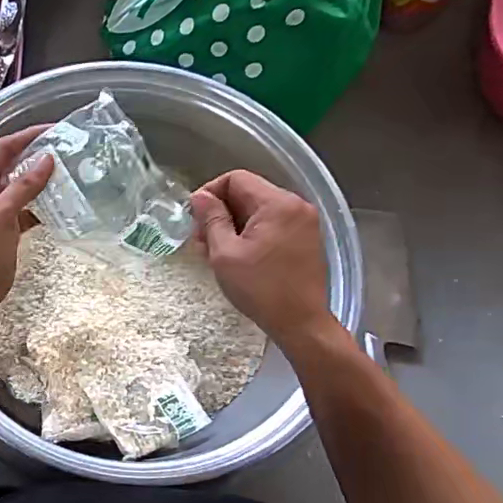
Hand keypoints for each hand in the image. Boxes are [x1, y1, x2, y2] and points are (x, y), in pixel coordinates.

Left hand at [0, 124, 53, 321]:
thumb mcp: (1, 216)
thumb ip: (23, 187)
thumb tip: (47, 159)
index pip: (2, 150)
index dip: (25, 136)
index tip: (53, 129)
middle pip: (13, 165)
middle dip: (37, 155)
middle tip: (67, 147)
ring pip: (22, 187)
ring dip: (42, 180)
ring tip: (69, 171)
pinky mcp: (8, 228)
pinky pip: (28, 209)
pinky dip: (43, 205)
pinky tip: (62, 203)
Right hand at [191, 170, 336, 346]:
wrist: (301, 322)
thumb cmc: (261, 290)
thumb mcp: (225, 254)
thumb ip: (211, 220)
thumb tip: (199, 197)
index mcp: (277, 204)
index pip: (236, 179)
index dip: (210, 194)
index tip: (195, 218)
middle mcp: (296, 205)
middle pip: (248, 193)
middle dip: (221, 212)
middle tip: (202, 241)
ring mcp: (305, 222)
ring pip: (259, 210)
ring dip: (234, 225)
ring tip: (217, 252)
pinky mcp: (306, 239)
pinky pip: (273, 225)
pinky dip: (252, 234)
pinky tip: (238, 256)